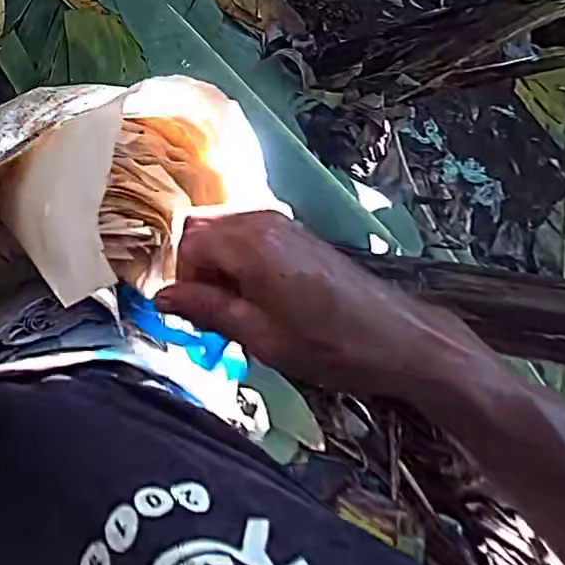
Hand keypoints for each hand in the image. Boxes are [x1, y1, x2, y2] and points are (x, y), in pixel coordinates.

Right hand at [154, 211, 495, 400]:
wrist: (402, 339)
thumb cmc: (332, 344)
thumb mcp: (261, 337)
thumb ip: (206, 310)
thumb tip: (161, 298)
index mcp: (250, 243)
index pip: (187, 244)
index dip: (184, 280)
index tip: (197, 314)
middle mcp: (260, 219)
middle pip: (198, 227)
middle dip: (194, 267)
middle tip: (211, 309)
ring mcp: (277, 220)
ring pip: (217, 227)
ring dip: (213, 262)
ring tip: (234, 304)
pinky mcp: (290, 229)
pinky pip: (241, 230)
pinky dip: (233, 256)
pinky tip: (254, 291)